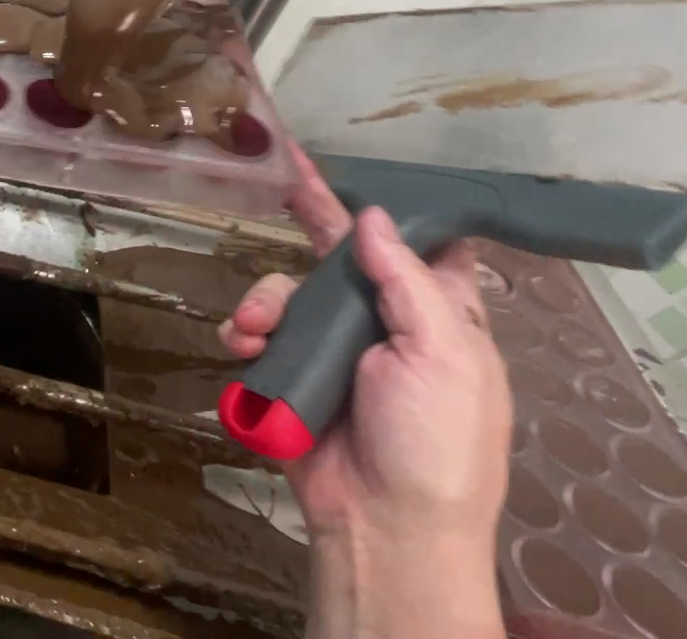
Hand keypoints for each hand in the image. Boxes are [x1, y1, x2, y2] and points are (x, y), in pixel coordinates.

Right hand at [220, 145, 511, 637]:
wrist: (379, 520)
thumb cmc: (434, 438)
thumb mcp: (443, 356)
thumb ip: (406, 282)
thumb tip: (373, 216)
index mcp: (434, 311)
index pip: (414, 241)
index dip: (387, 204)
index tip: (353, 166)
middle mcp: (378, 318)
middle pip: (335, 252)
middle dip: (306, 218)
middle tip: (278, 174)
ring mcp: (329, 343)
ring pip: (285, 288)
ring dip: (263, 300)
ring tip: (254, 329)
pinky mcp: (287, 366)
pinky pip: (255, 330)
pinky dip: (244, 333)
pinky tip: (244, 346)